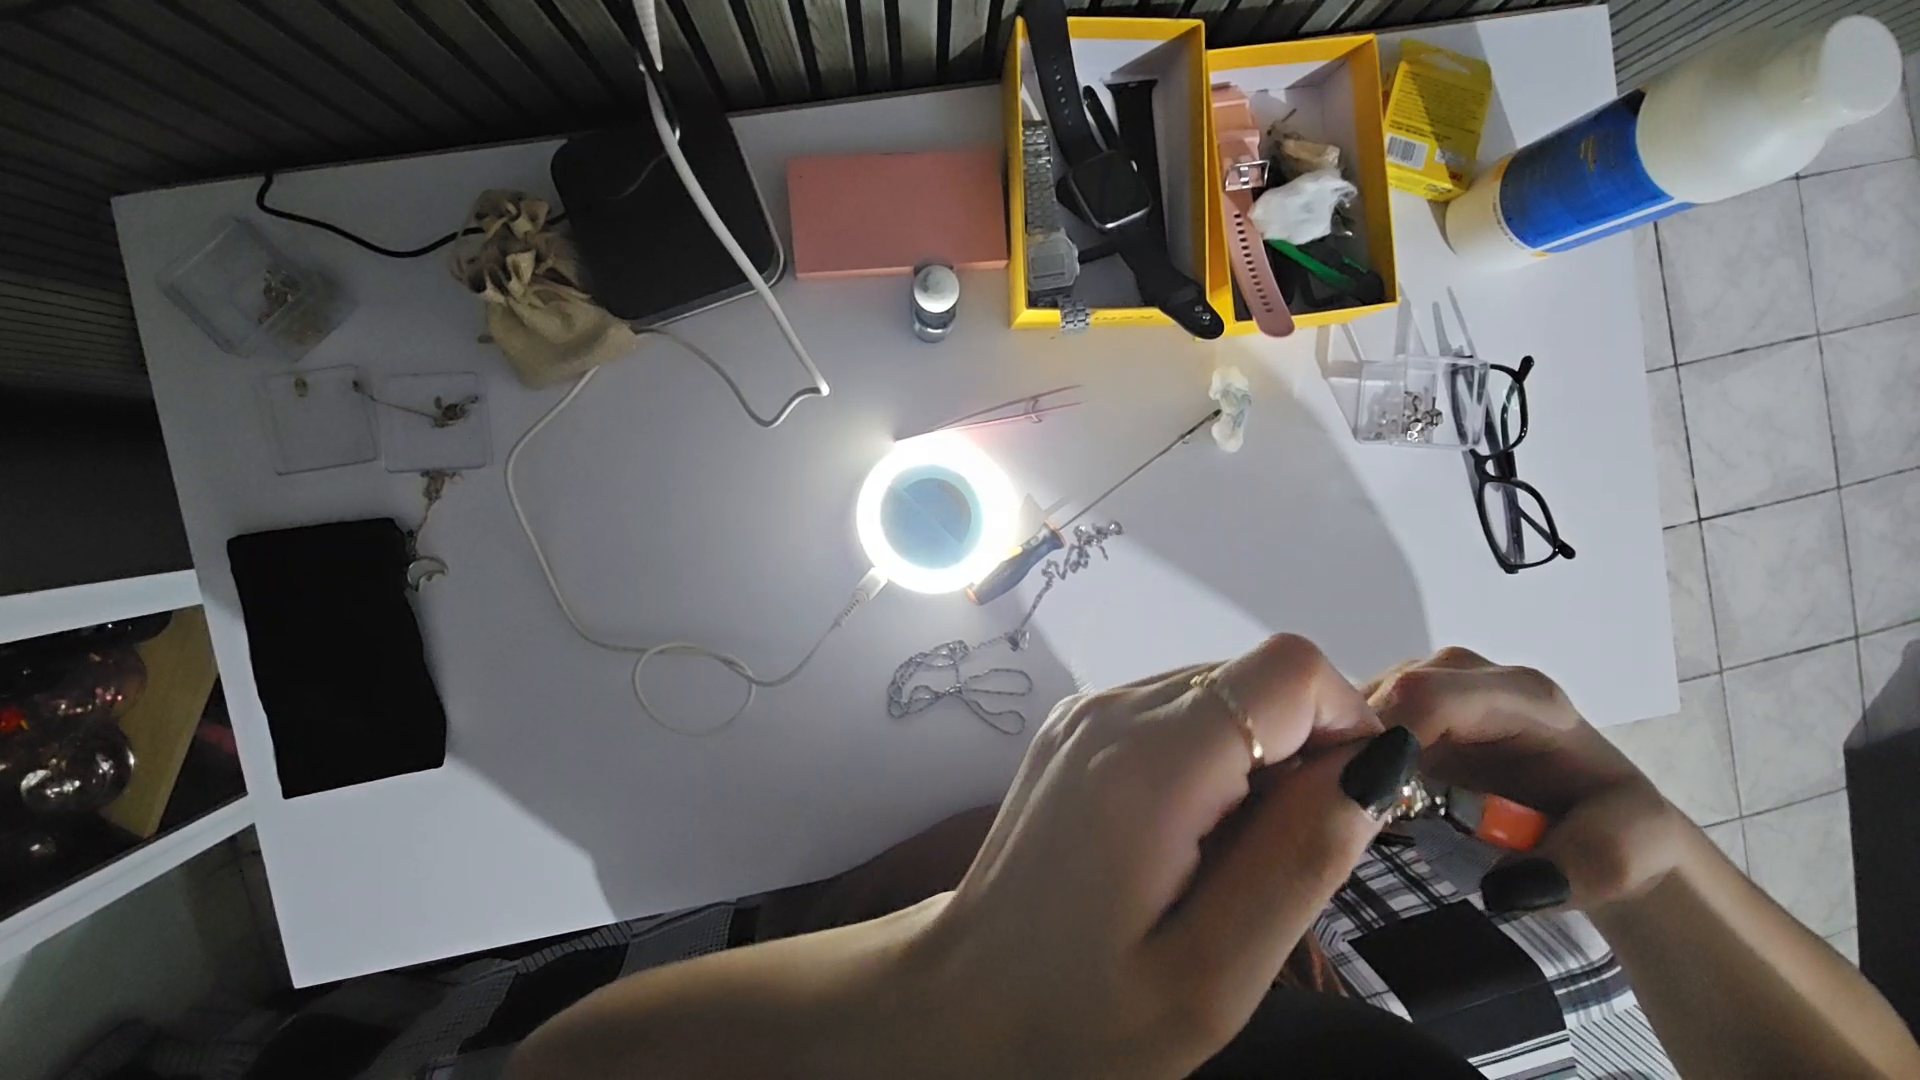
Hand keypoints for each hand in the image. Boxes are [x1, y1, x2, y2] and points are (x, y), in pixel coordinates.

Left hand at [900, 635, 1420, 1079]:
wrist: (965, 996)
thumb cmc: (1082, 1013)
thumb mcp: (1213, 973)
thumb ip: (1300, 857)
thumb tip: (1374, 765)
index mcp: (1147, 763)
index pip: (1290, 671)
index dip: (1347, 724)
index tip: (1347, 810)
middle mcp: (1112, 711)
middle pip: (1256, 678)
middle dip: (1303, 751)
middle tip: (1281, 855)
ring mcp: (1087, 712)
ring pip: (1222, 690)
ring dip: (1257, 758)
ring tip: (1227, 856)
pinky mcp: (1077, 726)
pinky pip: (1177, 710)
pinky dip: (1212, 756)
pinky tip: (1188, 834)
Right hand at [1368, 647, 1688, 912]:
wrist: (1602, 822)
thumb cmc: (1615, 833)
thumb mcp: (1629, 855)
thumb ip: (1585, 868)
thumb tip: (1497, 887)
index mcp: (1523, 694)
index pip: (1429, 696)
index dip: (1387, 741)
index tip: (1363, 802)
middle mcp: (1469, 673)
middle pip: (1386, 694)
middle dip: (1357, 748)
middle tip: (1347, 810)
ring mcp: (1432, 682)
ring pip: (1361, 701)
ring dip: (1346, 750)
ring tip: (1346, 803)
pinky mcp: (1406, 702)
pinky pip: (1357, 714)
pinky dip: (1344, 748)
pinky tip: (1348, 786)